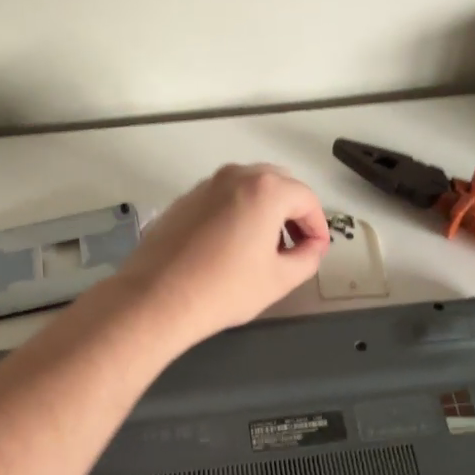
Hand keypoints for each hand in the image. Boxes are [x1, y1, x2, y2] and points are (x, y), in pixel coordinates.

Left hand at [114, 164, 329, 344]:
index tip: (316, 250)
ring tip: (263, 248)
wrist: (157, 298)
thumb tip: (311, 248)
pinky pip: (222, 198)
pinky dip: (236, 213)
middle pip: (278, 185)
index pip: (306, 199)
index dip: (318, 226)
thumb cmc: (224, 289)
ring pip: (248, 188)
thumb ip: (308, 258)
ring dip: (264, 211)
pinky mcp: (183, 200)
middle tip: (295, 246)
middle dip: (292, 213)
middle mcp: (235, 176)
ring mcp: (205, 185)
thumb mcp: (280, 279)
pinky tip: (230, 247)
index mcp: (265, 189)